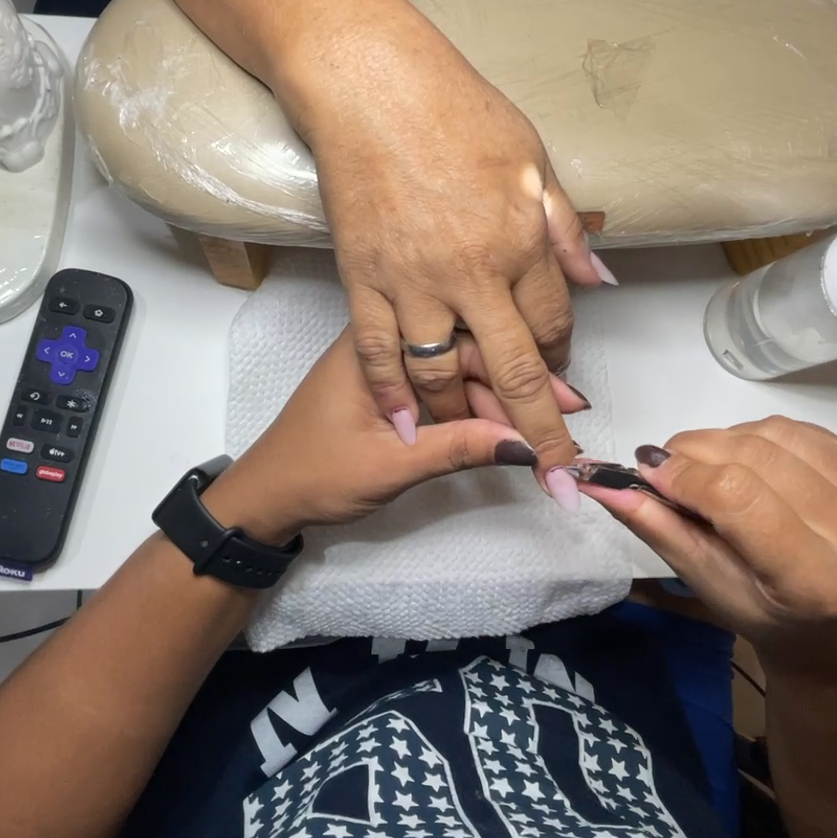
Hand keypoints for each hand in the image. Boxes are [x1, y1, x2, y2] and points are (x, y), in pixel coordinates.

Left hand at [201, 327, 590, 544]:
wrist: (265, 495)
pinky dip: (475, 409)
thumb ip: (460, 447)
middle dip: (518, 387)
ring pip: (459, 373)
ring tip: (550, 424)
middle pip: (466, 355)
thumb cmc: (316, 473)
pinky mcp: (391, 388)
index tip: (564, 403)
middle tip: (572, 411)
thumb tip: (529, 445)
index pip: (463, 349)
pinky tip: (508, 426)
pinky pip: (443, 388)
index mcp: (375, 345)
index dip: (517, 378)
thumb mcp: (391, 464)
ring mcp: (389, 365)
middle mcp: (385, 342)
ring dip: (501, 401)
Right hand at [288, 24, 608, 481]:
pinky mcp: (363, 283)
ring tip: (480, 436)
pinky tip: (406, 425)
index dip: (564, 359)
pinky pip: (379, 354)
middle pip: (514, 370)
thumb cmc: (453, 112)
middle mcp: (472, 276)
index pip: (554, 324)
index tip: (567, 381)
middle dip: (544, 432)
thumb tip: (598, 277)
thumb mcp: (530, 158)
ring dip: (466, 416)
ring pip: (443, 374)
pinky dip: (393, 395)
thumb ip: (562, 227)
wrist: (367, 90)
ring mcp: (413, 284)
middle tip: (563, 476)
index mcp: (519, 242)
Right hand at [575, 417, 836, 663]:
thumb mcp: (699, 577)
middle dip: (699, 451)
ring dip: (729, 439)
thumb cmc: (757, 609)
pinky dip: (764, 436)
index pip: (738, 498)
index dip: (684, 475)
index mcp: (817, 584)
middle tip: (668, 463)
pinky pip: (806, 431)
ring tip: (709, 465)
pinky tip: (753, 461)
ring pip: (779, 435)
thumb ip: (655, 525)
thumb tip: (602, 483)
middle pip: (759, 458)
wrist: (827, 623)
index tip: (646, 468)